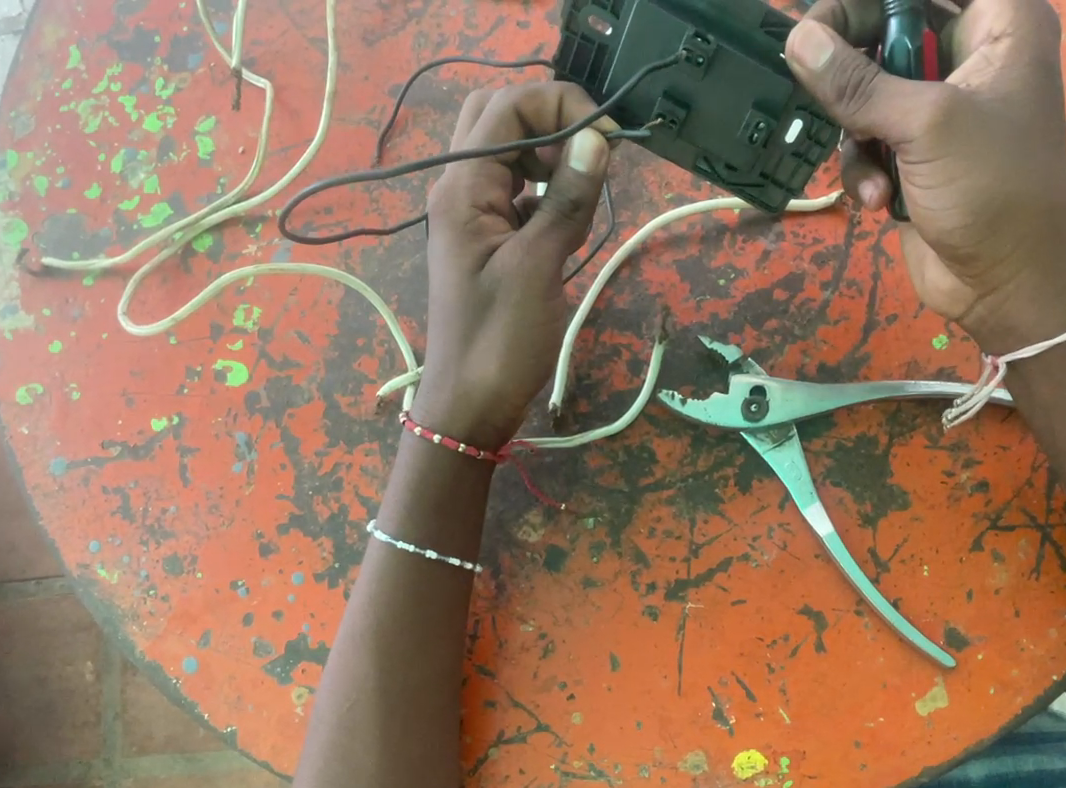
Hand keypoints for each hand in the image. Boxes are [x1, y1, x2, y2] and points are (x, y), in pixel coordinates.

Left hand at [412, 83, 613, 447]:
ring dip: (547, 158)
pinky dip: (542, 194)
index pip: (508, 108)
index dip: (560, 105)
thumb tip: (597, 140)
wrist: (470, 403)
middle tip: (588, 159)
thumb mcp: (539, 268)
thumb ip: (566, 201)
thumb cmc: (501, 340)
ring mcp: (470, 216)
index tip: (606, 141)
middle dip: (550, 123)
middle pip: (498, 120)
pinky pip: (512, 195)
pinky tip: (565, 222)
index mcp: (462, 187)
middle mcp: (459, 189)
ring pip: (506, 155)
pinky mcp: (485, 242)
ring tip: (580, 194)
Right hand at [787, 0, 1065, 351]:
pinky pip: (867, 141)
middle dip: (852, 68)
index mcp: (998, 22)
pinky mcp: (913, 156)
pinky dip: (865, 170)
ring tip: (876, 173)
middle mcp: (968, 56)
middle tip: (812, 77)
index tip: (823, 21)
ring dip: (857, 136)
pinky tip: (880, 200)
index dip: (868, 1)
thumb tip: (797, 38)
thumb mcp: (925, 124)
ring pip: (866, 92)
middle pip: (887, 29)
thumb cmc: (991, 189)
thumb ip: (857, 82)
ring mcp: (937, 111)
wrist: (1004, 282)